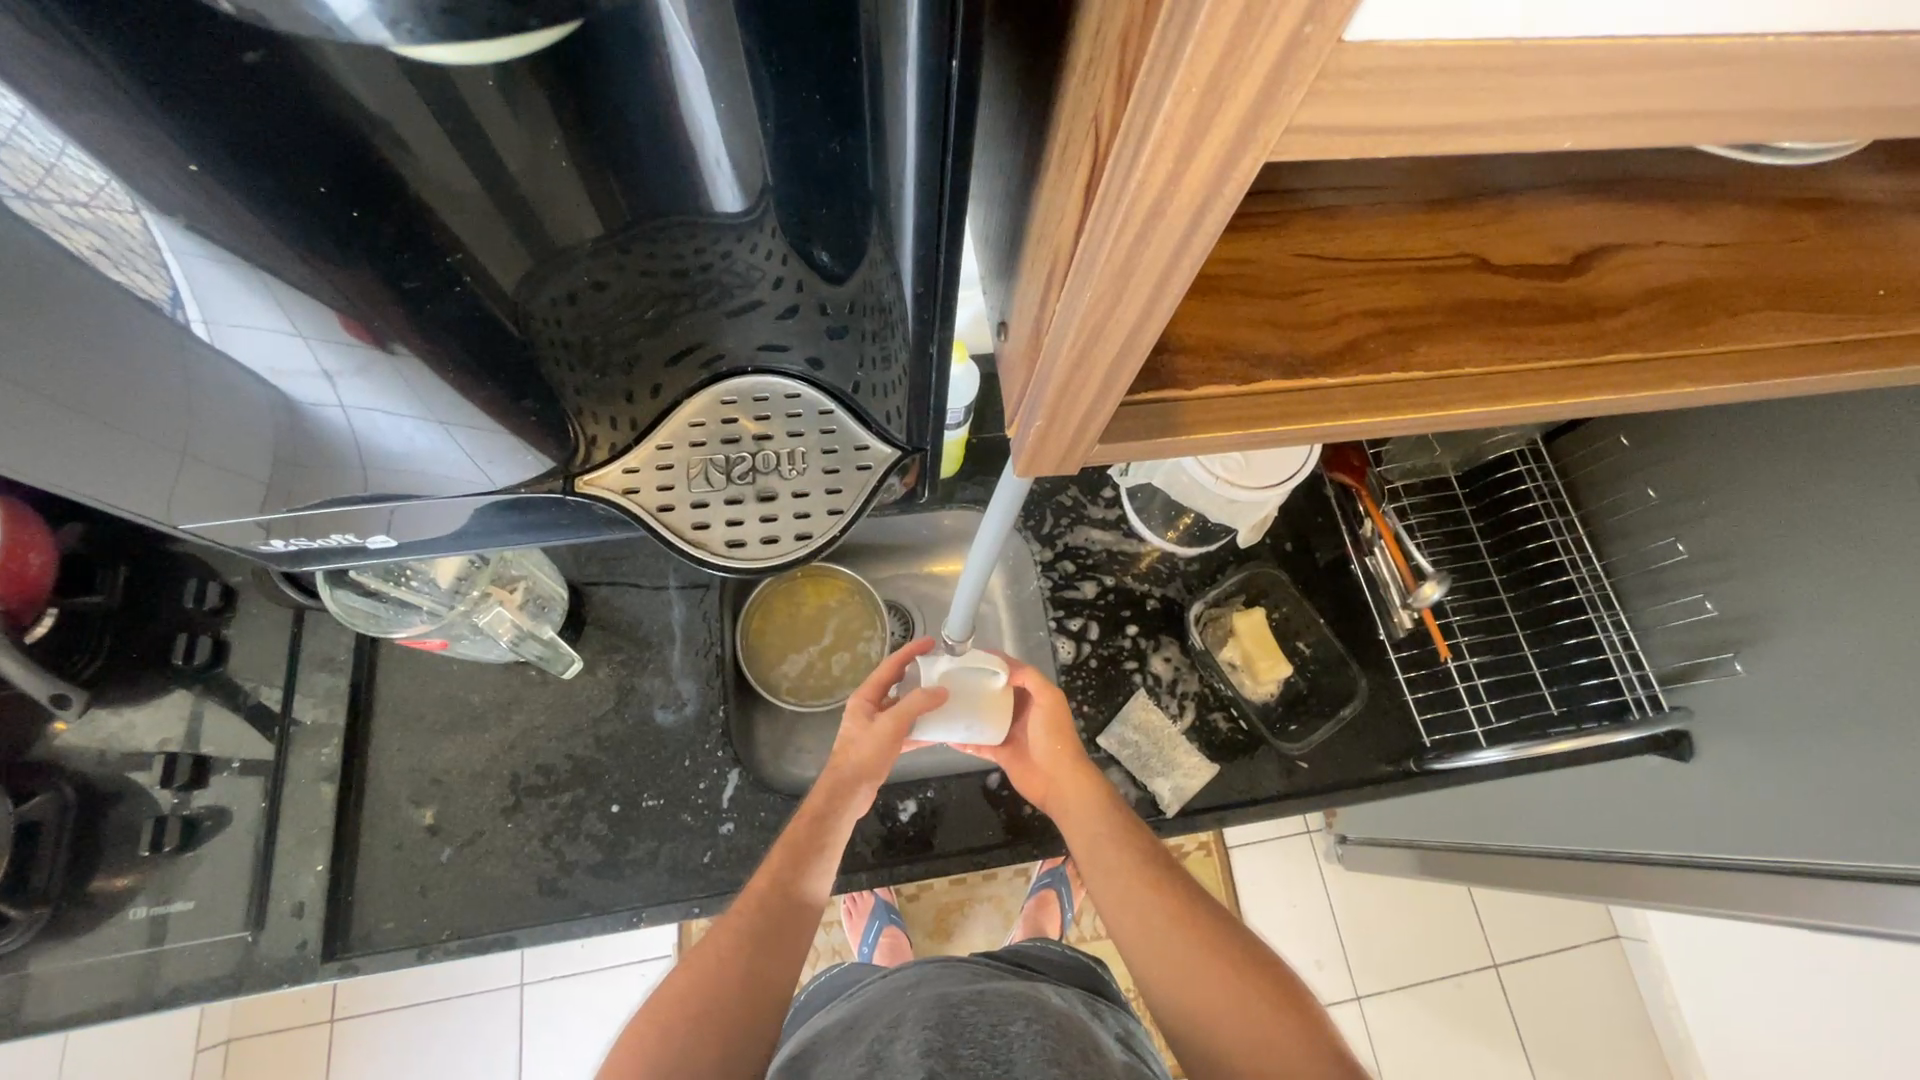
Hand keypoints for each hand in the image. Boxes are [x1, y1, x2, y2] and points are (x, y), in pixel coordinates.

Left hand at [816, 637, 947, 810]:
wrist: (847, 793)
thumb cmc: (864, 755)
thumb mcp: (891, 725)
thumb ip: (916, 705)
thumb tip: (942, 690)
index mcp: (866, 697)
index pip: (890, 666)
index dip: (910, 652)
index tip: (930, 642)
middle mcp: (869, 708)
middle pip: (896, 685)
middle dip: (917, 676)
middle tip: (940, 669)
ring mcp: (876, 728)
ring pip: (902, 709)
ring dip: (921, 703)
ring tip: (944, 697)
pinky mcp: (883, 746)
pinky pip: (905, 731)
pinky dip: (920, 729)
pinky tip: (938, 731)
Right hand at [950, 654, 1101, 817]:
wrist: (1058, 779)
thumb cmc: (1054, 734)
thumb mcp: (1048, 697)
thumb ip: (1029, 677)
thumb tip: (1003, 669)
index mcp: (1034, 695)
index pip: (1012, 672)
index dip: (994, 662)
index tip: (969, 656)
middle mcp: (1021, 711)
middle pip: (995, 694)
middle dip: (976, 685)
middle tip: (949, 677)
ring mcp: (1010, 733)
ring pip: (984, 718)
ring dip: (968, 711)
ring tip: (943, 701)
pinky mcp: (1000, 753)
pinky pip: (978, 744)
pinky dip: (964, 740)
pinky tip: (946, 734)